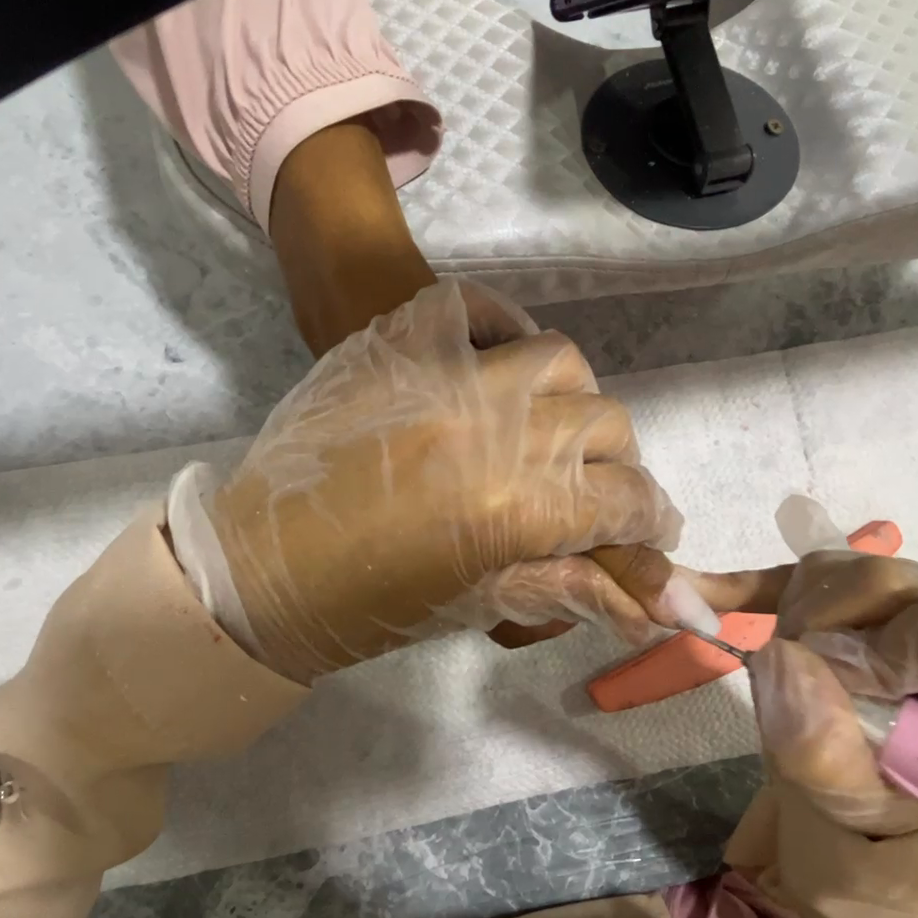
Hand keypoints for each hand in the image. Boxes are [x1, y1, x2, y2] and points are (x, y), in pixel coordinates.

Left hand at [192, 279, 683, 683]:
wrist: (260, 564)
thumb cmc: (369, 603)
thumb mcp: (478, 604)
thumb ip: (573, 593)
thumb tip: (657, 612)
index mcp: (519, 510)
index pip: (627, 500)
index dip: (652, 521)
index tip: (653, 530)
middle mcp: (497, 429)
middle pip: (608, 425)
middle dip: (616, 467)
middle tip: (593, 492)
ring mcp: (446, 373)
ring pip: (559, 358)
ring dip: (570, 396)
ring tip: (548, 426)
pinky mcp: (399, 341)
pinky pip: (476, 306)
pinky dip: (499, 328)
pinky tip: (496, 364)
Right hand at [747, 552, 917, 835]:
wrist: (893, 799)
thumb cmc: (895, 814)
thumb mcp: (864, 807)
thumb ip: (826, 748)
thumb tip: (782, 658)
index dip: (888, 652)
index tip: (852, 693)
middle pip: (888, 581)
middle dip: (824, 633)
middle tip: (806, 685)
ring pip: (847, 567)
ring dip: (798, 616)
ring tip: (798, 669)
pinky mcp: (881, 582)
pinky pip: (814, 570)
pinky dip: (752, 588)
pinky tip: (705, 596)